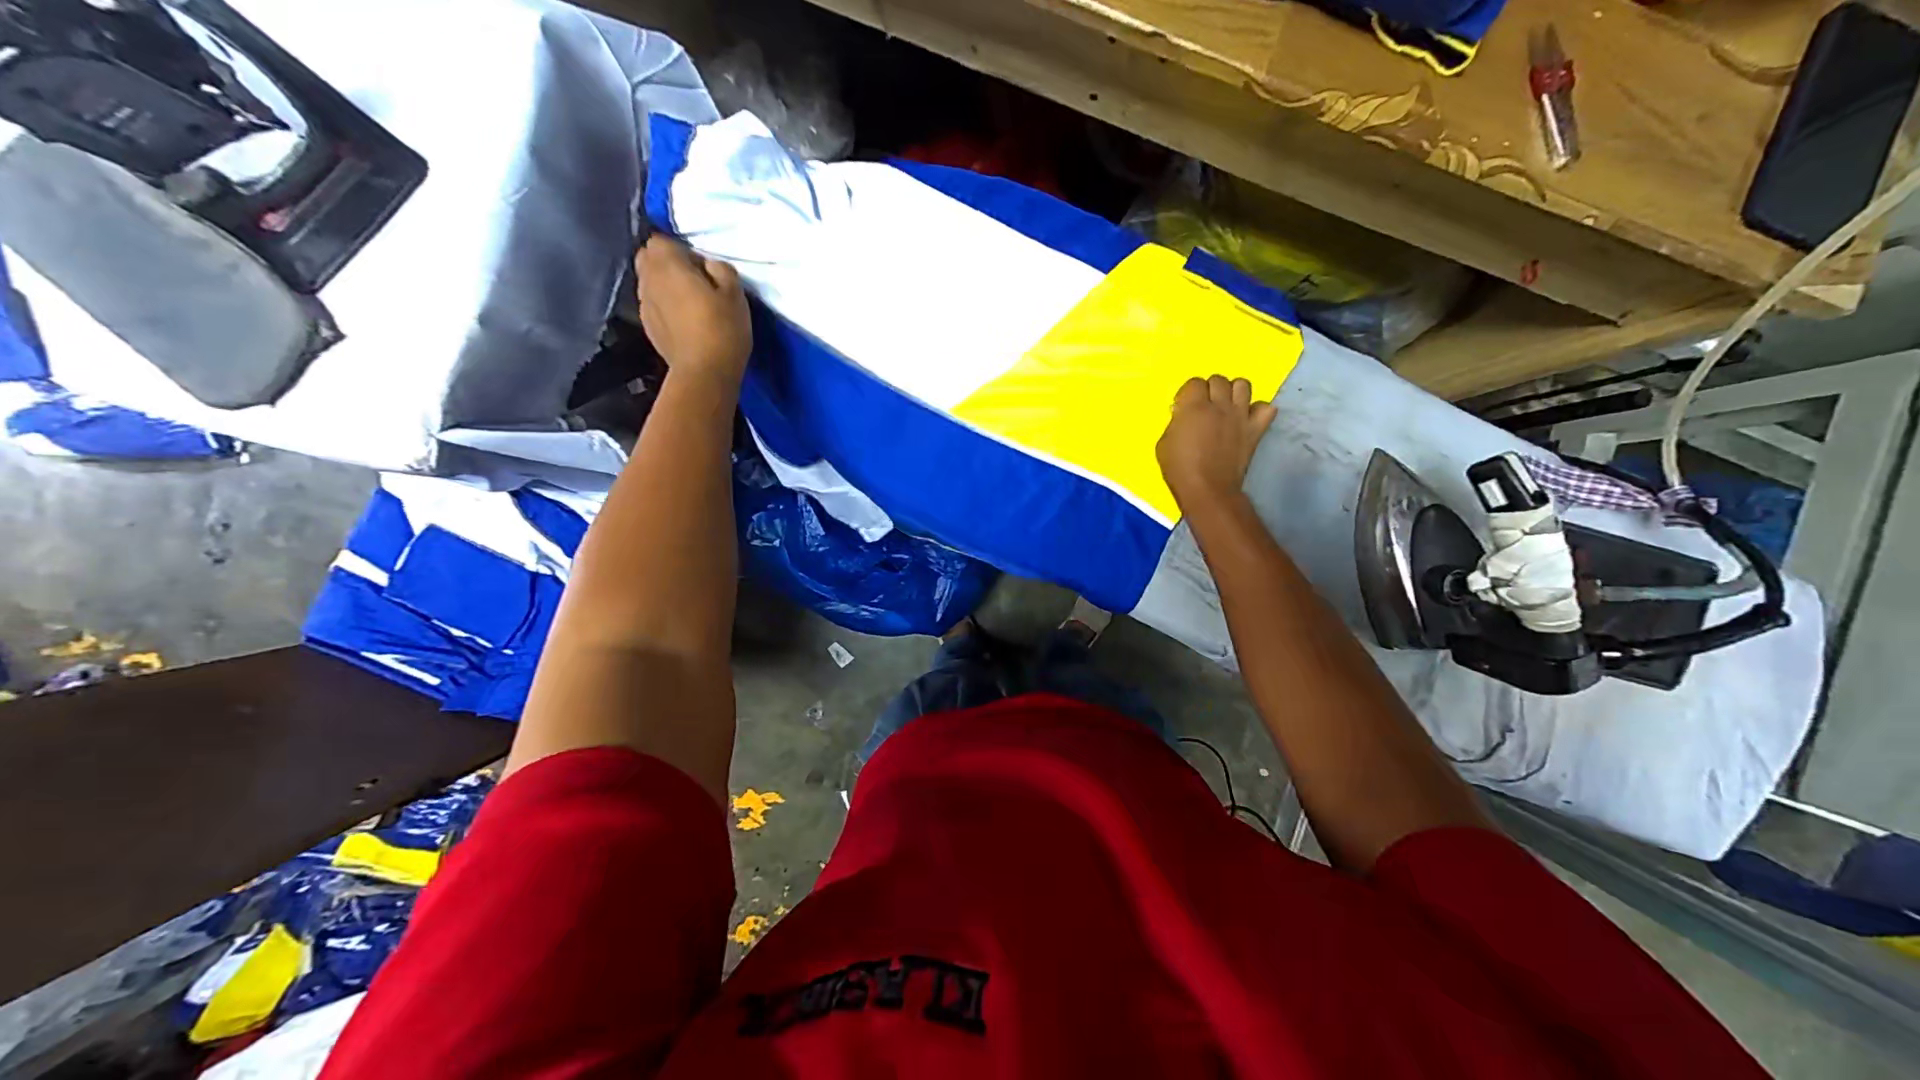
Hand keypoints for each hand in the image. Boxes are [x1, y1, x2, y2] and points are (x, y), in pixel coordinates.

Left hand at [636, 234, 751, 384]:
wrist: (704, 373)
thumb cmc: (723, 329)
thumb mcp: (735, 293)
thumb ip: (720, 269)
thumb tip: (708, 265)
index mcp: (667, 264)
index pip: (661, 240)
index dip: (681, 249)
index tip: (702, 266)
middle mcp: (648, 280)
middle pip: (648, 258)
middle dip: (665, 263)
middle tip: (694, 280)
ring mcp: (644, 305)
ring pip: (649, 282)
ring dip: (665, 285)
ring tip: (690, 302)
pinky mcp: (648, 327)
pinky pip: (653, 305)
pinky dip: (664, 306)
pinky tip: (684, 321)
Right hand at [1157, 376, 1277, 513]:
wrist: (1208, 490)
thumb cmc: (1180, 469)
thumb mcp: (1164, 443)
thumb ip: (1175, 423)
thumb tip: (1182, 414)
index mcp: (1194, 407)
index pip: (1194, 382)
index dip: (1188, 393)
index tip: (1184, 407)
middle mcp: (1220, 405)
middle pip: (1219, 380)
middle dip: (1209, 390)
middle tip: (1204, 407)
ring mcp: (1241, 416)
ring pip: (1243, 385)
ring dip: (1233, 392)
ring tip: (1226, 406)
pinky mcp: (1256, 429)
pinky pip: (1266, 408)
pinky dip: (1258, 410)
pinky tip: (1247, 418)